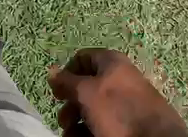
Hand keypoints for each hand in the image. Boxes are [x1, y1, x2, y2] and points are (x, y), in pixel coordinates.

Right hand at [45, 49, 187, 136]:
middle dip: (72, 105)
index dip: (66, 74)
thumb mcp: (86, 93)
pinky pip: (109, 123)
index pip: (81, 58)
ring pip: (97, 108)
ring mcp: (130, 101)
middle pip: (88, 87)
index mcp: (111, 61)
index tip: (58, 94)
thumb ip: (66, 82)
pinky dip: (94, 130)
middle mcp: (121, 77)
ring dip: (80, 122)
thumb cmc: (118, 111)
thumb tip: (51, 71)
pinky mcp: (135, 123)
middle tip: (64, 122)